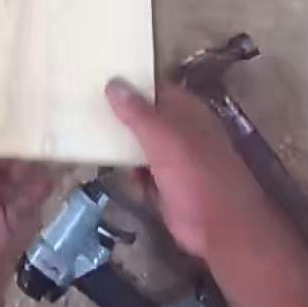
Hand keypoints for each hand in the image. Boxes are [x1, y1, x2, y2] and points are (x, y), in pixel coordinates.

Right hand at [105, 79, 269, 259]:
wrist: (220, 227)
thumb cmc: (196, 173)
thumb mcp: (164, 137)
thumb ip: (138, 112)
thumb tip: (114, 83)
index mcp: (187, 111)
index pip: (155, 88)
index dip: (130, 84)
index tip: (99, 79)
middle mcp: (182, 131)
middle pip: (146, 117)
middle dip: (122, 116)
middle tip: (87, 110)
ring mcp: (176, 160)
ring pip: (142, 146)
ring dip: (123, 147)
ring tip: (91, 138)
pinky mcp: (167, 186)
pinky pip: (142, 174)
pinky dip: (132, 176)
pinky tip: (118, 174)